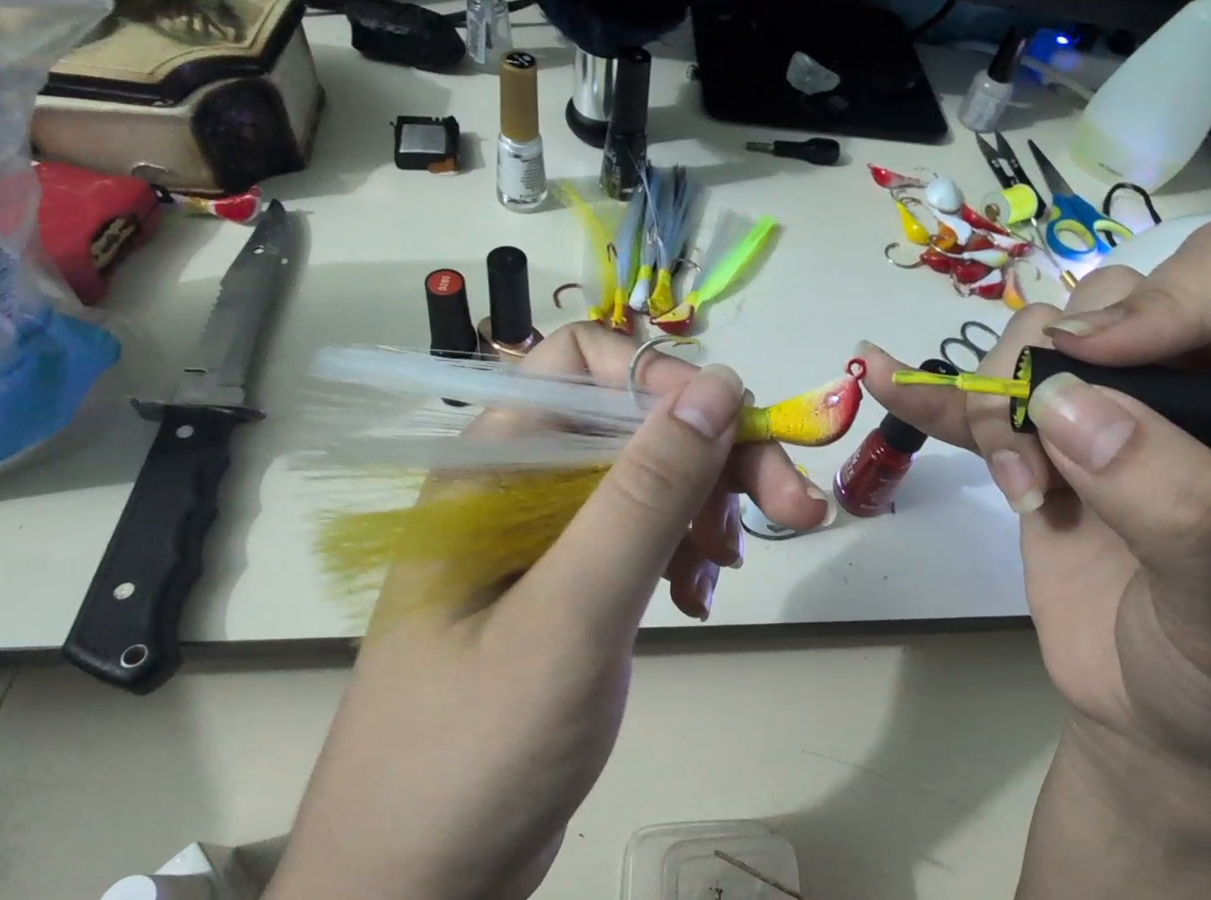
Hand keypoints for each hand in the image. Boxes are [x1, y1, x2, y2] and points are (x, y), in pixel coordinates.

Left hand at [268, 323, 832, 899]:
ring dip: (706, 504)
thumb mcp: (571, 614)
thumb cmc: (476, 747)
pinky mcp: (568, 588)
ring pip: (645, 479)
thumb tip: (718, 384)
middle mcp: (515, 487)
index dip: (663, 380)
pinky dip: (682, 552)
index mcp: (490, 465)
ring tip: (731, 566)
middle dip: (714, 452)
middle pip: (630, 421)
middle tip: (793, 506)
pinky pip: (640, 536)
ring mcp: (543, 540)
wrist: (417, 883)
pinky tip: (700, 596)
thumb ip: (643, 494)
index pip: (582, 362)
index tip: (733, 433)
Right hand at [866, 219, 1210, 893]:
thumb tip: (1059, 400)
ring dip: (1004, 399)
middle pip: (1114, 298)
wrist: (1167, 731)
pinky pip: (987, 404)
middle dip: (1059, 359)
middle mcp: (1199, 386)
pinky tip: (884, 374)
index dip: (1167, 295)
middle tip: (1042, 445)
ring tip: (1019, 483)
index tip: (1095, 353)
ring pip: (1042, 343)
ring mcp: (1115, 417)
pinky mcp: (1048, 453)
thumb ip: (1166, 495)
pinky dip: (935, 393)